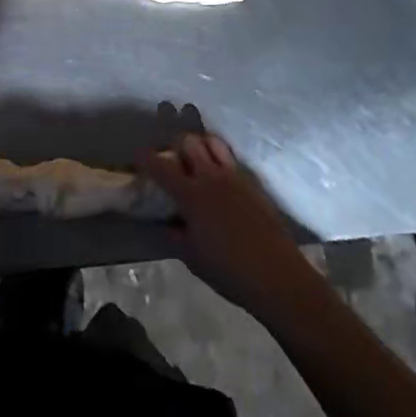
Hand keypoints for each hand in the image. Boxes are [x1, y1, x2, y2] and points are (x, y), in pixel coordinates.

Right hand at [140, 132, 319, 314]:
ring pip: (213, 141)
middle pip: (189, 142)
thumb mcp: (191, 256)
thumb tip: (164, 221)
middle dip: (175, 144)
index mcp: (191, 195)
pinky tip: (218, 175)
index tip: (138, 154)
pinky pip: (231, 158)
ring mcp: (235, 176)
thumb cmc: (228, 270)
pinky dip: (219, 157)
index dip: (146, 157)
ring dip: (199, 143)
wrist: (276, 275)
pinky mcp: (252, 183)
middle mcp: (211, 177)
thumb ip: (174, 233)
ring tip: (195, 157)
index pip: (161, 167)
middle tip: (170, 157)